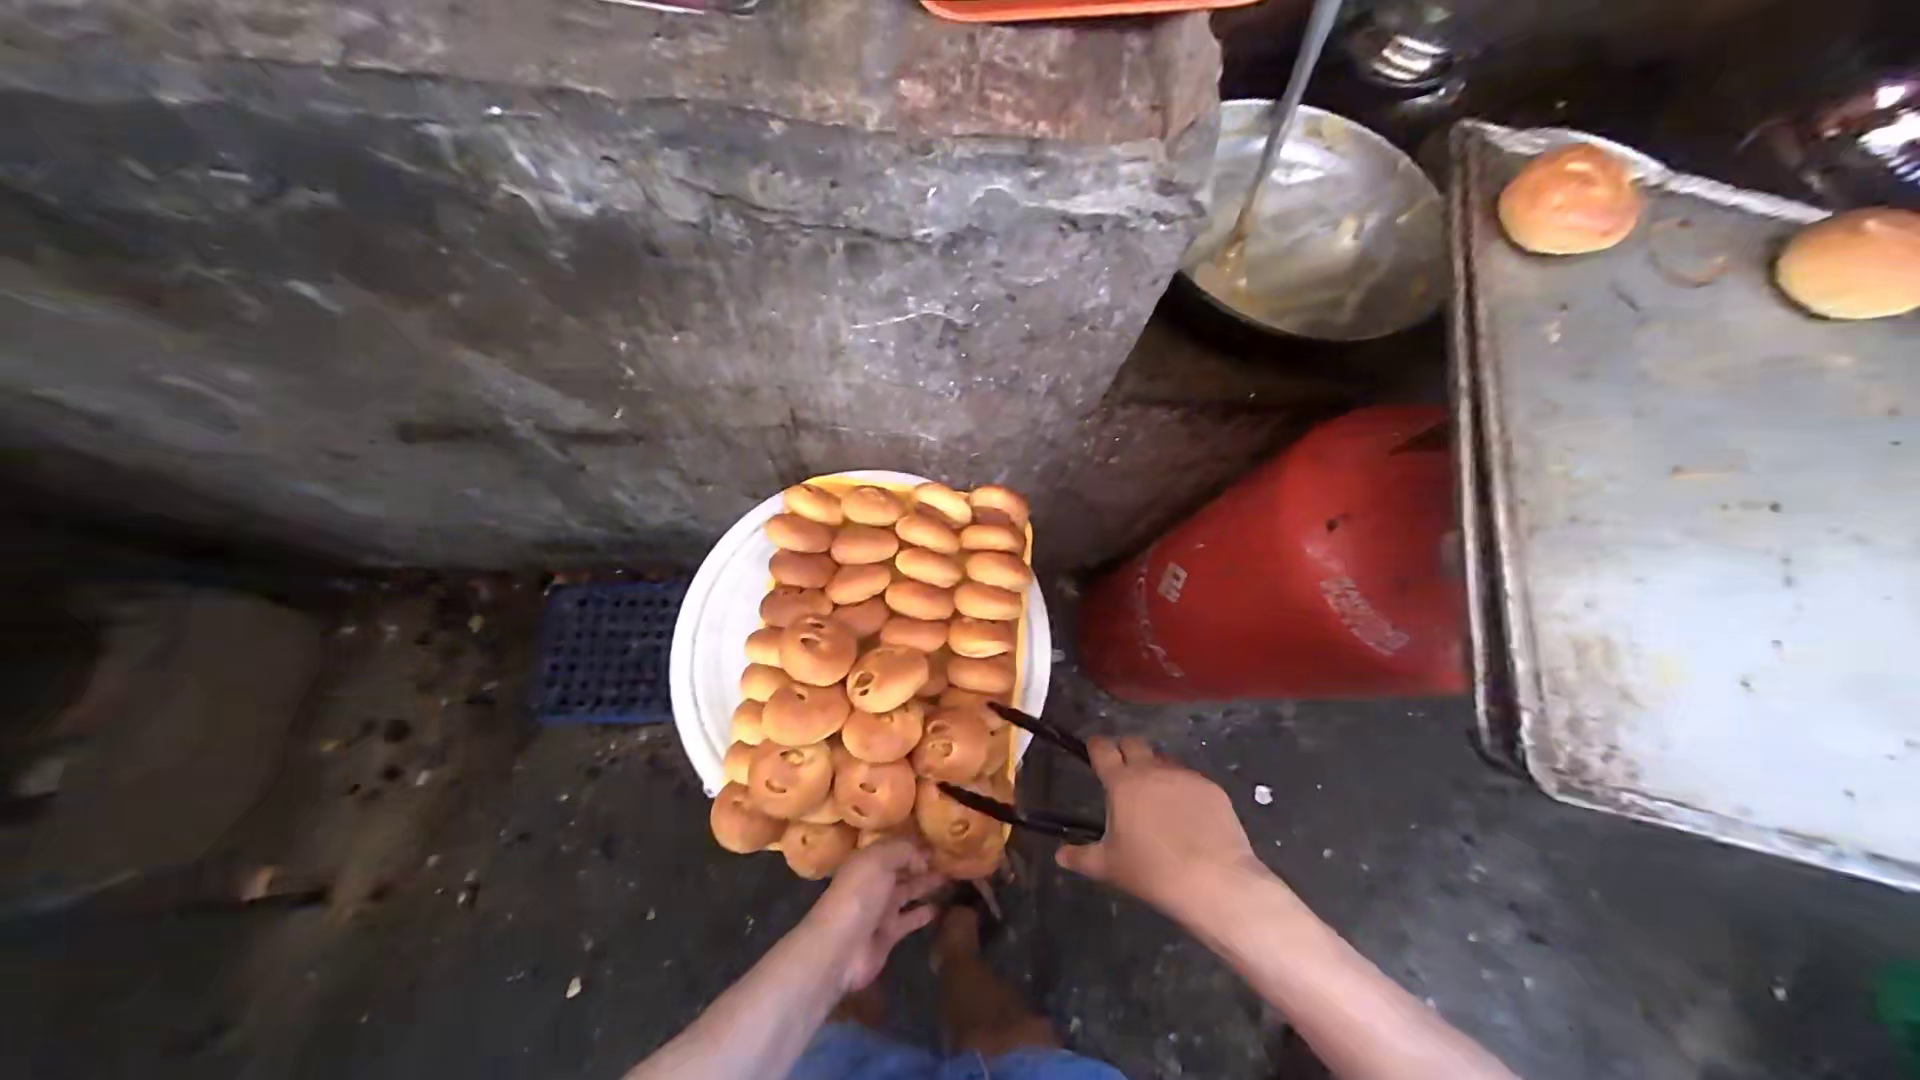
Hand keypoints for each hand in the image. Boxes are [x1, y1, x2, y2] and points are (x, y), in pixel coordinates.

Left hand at [807, 840, 945, 991]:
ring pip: (911, 891)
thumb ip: (904, 851)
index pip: (896, 846)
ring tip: (953, 877)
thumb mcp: (879, 860)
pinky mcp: (891, 933)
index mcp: (869, 860)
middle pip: (905, 868)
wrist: (841, 947)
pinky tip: (943, 905)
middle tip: (953, 857)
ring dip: (928, 884)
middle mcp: (876, 881)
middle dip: (925, 862)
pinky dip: (926, 912)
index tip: (941, 839)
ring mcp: (883, 908)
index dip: (916, 842)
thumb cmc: (859, 895)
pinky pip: (912, 918)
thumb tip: (923, 860)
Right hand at [1056, 736, 1275, 919]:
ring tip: (1157, 799)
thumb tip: (1060, 856)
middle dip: (1125, 751)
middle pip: (1134, 743)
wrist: (1215, 882)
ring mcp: (1185, 776)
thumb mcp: (1109, 867)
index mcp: (1122, 782)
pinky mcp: (1211, 788)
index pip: (1102, 748)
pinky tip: (1187, 816)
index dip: (1096, 746)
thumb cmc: (1153, 872)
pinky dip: (1183, 789)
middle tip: (1124, 775)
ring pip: (1163, 760)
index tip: (1094, 752)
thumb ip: (1081, 857)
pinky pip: (1190, 779)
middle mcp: (1152, 770)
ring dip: (1155, 770)